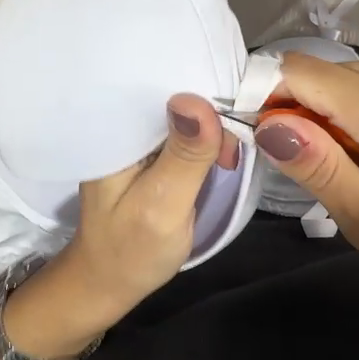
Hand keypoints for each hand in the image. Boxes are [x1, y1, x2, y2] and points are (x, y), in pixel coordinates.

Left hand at [52, 93, 235, 308]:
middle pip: (171, 89)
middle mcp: (121, 123)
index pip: (157, 80)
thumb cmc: (131, 250)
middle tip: (250, 114)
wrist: (108, 283)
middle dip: (211, 94)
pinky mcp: (151, 152)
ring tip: (243, 125)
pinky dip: (206, 133)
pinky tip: (225, 137)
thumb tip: (197, 99)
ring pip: (181, 110)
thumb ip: (184, 156)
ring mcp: (136, 137)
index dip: (201, 76)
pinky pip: (183, 129)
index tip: (244, 88)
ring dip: (213, 116)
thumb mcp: (162, 205)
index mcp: (112, 128)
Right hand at [256, 53, 358, 277]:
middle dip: (293, 114)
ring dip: (316, 115)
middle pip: (308, 73)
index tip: (270, 149)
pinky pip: (349, 81)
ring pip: (326, 76)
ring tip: (341, 163)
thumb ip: (318, 169)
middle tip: (311, 169)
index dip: (267, 102)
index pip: (294, 73)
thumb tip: (265, 126)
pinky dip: (338, 111)